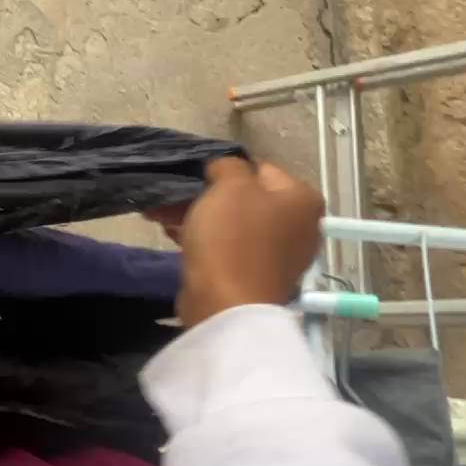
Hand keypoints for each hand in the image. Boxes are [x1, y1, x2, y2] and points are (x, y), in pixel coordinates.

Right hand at [158, 157, 324, 326]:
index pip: (258, 168)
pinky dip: (204, 238)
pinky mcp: (256, 271)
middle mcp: (299, 222)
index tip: (191, 179)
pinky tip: (176, 237)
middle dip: (204, 196)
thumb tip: (223, 167)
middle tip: (170, 200)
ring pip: (232, 221)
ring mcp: (280, 250)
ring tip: (164, 219)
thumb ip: (228, 165)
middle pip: (244, 197)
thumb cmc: (231, 238)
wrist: (226, 301)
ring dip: (198, 216)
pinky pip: (228, 244)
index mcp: (301, 197)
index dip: (220, 170)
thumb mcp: (228, 187)